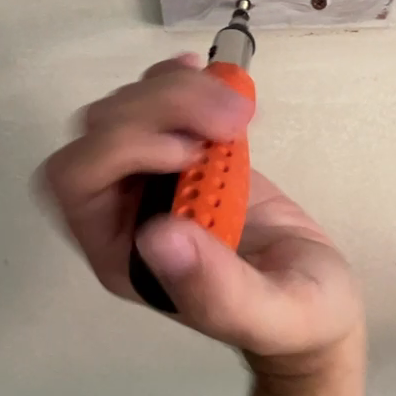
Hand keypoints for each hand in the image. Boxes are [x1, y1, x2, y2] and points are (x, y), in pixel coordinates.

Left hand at [38, 54, 364, 377]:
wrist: (318, 296)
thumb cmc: (292, 318)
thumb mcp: (268, 314)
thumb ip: (216, 288)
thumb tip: (158, 236)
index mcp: (122, 252)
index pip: (77, 180)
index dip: (119, 149)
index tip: (191, 153)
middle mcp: (123, 208)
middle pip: (99, 131)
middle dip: (158, 109)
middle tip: (230, 120)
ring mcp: (154, 174)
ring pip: (128, 106)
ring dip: (176, 91)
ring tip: (237, 110)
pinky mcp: (188, 151)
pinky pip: (160, 101)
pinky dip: (181, 80)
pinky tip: (213, 78)